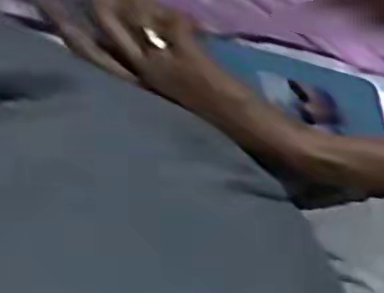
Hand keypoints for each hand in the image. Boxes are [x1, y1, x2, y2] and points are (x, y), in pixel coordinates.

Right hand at [52, 0, 269, 133]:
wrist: (286, 149)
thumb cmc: (251, 143)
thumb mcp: (198, 121)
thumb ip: (173, 98)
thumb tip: (159, 70)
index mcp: (147, 100)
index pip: (92, 56)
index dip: (72, 29)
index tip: (58, 8)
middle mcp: (147, 82)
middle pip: (102, 28)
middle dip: (100, 4)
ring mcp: (169, 71)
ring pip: (127, 18)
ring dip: (139, 5)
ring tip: (158, 9)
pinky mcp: (195, 64)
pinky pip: (171, 23)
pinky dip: (179, 17)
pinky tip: (194, 24)